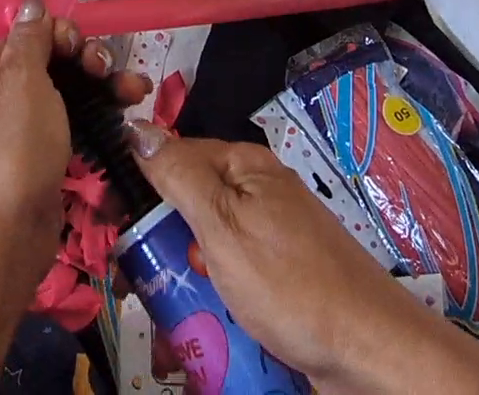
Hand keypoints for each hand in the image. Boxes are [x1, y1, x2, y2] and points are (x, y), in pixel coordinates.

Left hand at [0, 0, 149, 292]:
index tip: (81, 52)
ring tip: (139, 93)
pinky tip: (127, 119)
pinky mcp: (46, 158)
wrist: (1, 237)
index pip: (33, 34)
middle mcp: (5, 95)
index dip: (64, 35)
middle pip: (57, 62)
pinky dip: (102, 117)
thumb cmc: (12, 149)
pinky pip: (77, 124)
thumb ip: (31, 38)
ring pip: (73, 93)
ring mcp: (27, 129)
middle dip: (91, 61)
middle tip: (109, 74)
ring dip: (106, 87)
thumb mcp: (21, 82)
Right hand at [129, 129, 478, 393]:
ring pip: (202, 245)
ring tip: (166, 316)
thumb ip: (179, 176)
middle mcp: (255, 190)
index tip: (107, 226)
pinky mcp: (277, 273)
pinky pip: (228, 275)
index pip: (169, 156)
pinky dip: (209, 297)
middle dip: (156, 244)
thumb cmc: (291, 284)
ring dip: (178, 278)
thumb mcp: (223, 225)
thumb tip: (136, 128)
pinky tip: (201, 325)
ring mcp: (267, 234)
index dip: (134, 187)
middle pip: (184, 205)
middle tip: (135, 286)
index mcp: (242, 164)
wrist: (371, 350)